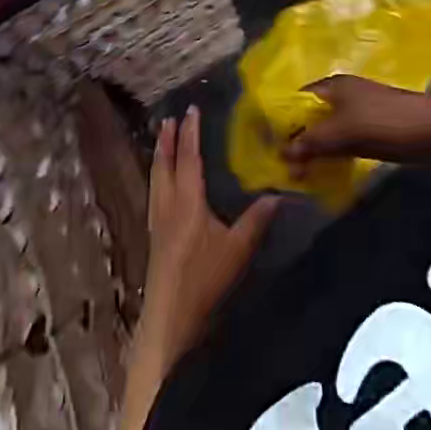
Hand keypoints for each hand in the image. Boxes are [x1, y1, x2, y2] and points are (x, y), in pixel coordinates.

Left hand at [135, 108, 276, 371]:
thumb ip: (256, 220)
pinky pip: (154, 193)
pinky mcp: (154, 237)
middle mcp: (167, 205)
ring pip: (155, 179)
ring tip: (162, 141)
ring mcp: (157, 222)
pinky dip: (158, 176)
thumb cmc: (203, 281)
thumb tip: (277, 194)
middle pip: (164, 165)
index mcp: (187, 202)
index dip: (190, 133)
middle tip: (169, 119)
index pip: (188, 159)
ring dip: (160, 156)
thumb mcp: (237, 250)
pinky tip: (162, 183)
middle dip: (167, 140)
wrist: (169, 319)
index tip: (191, 110)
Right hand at [283, 76, 430, 166]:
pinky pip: (340, 144)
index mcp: (332, 87)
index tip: (264, 144)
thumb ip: (312, 140)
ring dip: (312, 151)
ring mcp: (356, 115)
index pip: (295, 100)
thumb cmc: (387, 121)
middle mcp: (341, 97)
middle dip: (294, 140)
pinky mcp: (369, 133)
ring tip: (297, 176)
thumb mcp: (345, 130)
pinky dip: (329, 156)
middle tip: (280, 167)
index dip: (279, 120)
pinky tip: (320, 173)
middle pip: (309, 118)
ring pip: (325, 133)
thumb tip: (282, 152)